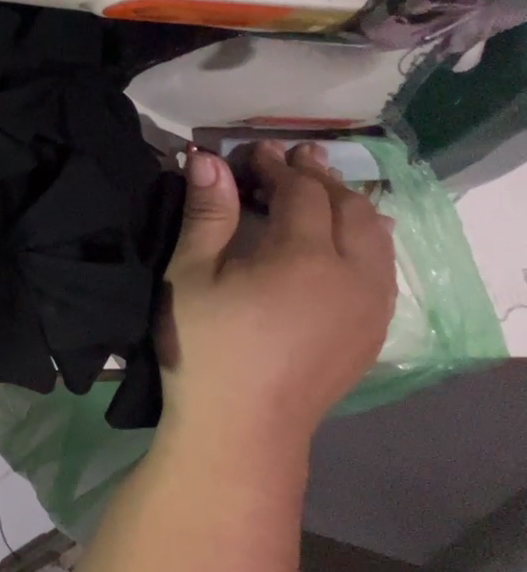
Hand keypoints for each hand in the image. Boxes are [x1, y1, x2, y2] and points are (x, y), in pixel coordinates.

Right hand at [157, 142, 396, 452]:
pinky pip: (380, 267)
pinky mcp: (373, 328)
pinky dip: (359, 238)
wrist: (242, 420)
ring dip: (344, 205)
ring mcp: (372, 305)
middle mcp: (354, 276)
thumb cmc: (203, 340)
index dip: (277, 165)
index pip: (304, 192)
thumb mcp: (191, 272)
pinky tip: (331, 240)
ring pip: (376, 237)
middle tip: (283, 159)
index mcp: (306, 258)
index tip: (247, 150)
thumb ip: (208, 213)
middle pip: (351, 208)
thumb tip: (206, 159)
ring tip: (312, 191)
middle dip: (318, 177)